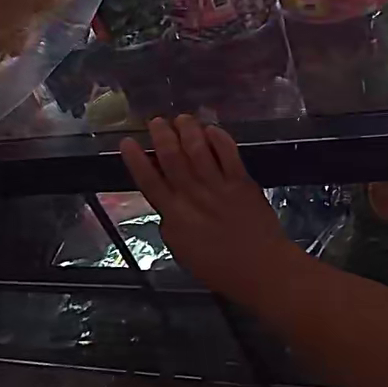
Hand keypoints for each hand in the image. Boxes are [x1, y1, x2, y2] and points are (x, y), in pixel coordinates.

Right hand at [120, 115, 302, 300]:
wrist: (260, 267)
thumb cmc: (219, 267)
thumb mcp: (183, 251)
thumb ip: (172, 224)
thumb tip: (169, 204)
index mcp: (174, 216)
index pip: (149, 182)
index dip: (136, 160)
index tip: (127, 142)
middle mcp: (193, 196)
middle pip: (173, 158)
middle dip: (162, 136)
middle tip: (157, 121)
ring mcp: (219, 186)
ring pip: (198, 150)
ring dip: (188, 130)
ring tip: (182, 118)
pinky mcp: (242, 182)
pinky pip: (228, 153)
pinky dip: (219, 138)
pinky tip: (212, 129)